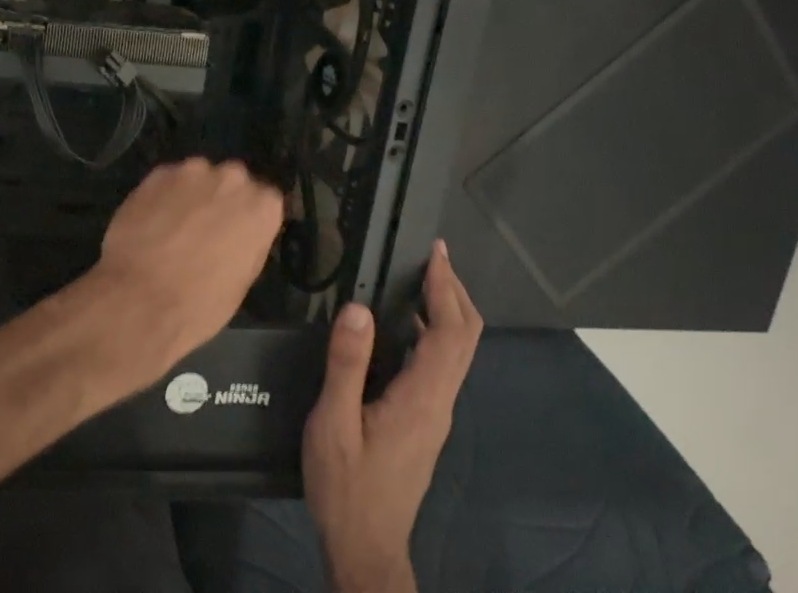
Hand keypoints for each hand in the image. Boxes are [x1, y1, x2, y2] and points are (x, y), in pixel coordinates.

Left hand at [79, 158, 282, 379]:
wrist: (141, 298)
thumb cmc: (201, 302)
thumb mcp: (242, 281)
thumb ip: (248, 244)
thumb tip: (239, 234)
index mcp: (262, 206)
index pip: (264, 202)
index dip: (247, 219)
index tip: (235, 235)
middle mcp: (232, 178)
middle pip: (231, 182)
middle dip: (220, 200)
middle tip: (203, 229)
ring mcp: (192, 171)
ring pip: (197, 178)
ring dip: (190, 195)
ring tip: (173, 226)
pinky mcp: (157, 174)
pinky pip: (167, 181)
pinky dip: (162, 196)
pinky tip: (151, 221)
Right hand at [304, 240, 482, 592]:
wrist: (366, 544)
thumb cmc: (346, 485)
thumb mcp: (332, 423)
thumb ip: (346, 364)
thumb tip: (358, 309)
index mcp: (421, 398)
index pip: (450, 332)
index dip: (446, 288)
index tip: (434, 253)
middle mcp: (439, 402)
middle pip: (464, 338)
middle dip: (453, 293)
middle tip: (429, 258)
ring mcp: (435, 415)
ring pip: (455, 353)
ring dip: (444, 312)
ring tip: (414, 281)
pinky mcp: (424, 423)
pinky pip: (438, 367)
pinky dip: (430, 334)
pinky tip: (398, 328)